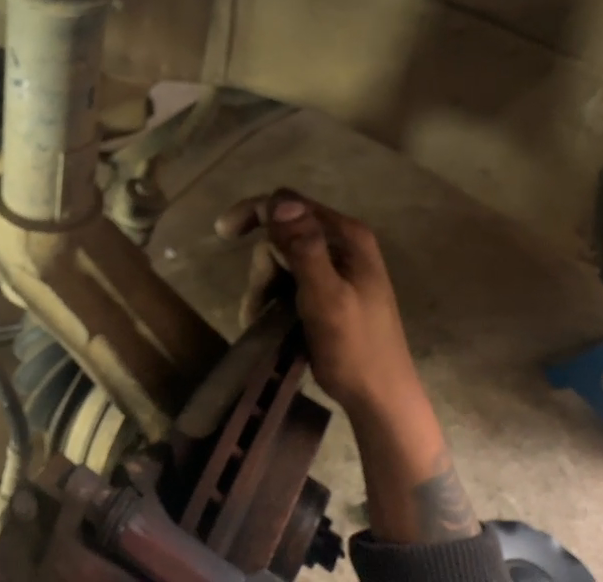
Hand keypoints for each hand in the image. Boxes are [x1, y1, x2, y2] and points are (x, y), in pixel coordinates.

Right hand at [216, 189, 419, 416]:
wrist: (379, 400)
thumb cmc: (356, 350)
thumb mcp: (326, 297)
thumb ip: (304, 247)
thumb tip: (279, 202)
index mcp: (347, 237)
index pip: (290, 203)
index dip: (255, 213)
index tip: (224, 235)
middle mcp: (341, 244)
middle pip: (280, 233)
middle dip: (263, 266)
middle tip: (260, 302)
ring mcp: (334, 267)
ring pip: (278, 259)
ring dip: (263, 286)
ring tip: (261, 317)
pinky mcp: (326, 289)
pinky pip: (286, 279)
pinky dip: (271, 297)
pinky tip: (265, 319)